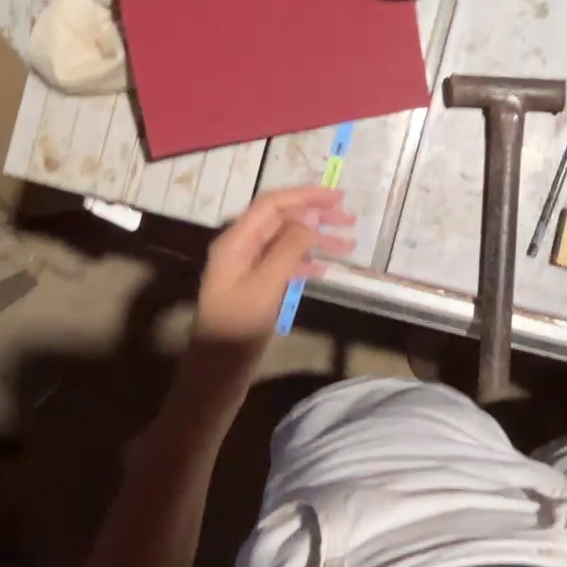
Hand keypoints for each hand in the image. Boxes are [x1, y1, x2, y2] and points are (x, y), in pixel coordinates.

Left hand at [197, 187, 355, 346]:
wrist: (217, 370)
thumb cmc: (238, 328)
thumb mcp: (266, 285)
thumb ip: (288, 247)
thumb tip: (311, 216)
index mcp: (236, 241)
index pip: (272, 204)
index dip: (305, 196)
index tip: (338, 197)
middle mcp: (240, 248)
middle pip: (281, 220)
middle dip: (315, 215)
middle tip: (349, 220)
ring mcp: (248, 268)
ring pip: (286, 242)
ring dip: (316, 240)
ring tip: (348, 244)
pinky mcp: (255, 287)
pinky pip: (283, 263)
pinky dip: (305, 262)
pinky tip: (325, 269)